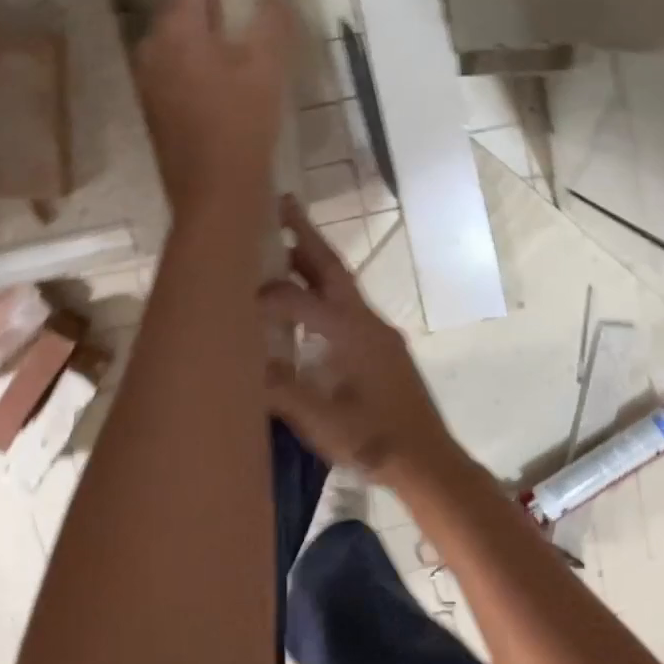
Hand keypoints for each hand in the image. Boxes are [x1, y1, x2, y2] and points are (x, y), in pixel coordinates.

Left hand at [135, 0, 293, 223]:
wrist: (215, 204)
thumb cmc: (240, 131)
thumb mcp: (266, 70)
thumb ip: (269, 22)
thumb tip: (266, 0)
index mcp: (174, 31)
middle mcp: (153, 49)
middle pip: (188, 4)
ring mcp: (153, 83)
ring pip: (189, 38)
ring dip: (217, 27)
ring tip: (252, 24)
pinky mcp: (162, 110)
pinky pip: (189, 66)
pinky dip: (212, 57)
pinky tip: (239, 71)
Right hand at [261, 196, 469, 488]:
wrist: (427, 460)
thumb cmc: (374, 440)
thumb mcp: (321, 421)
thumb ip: (281, 390)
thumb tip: (242, 363)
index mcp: (351, 331)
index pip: (302, 298)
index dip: (268, 293)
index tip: (236, 294)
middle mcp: (367, 322)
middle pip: (331, 268)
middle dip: (305, 235)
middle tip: (279, 203)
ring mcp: (378, 334)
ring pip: (342, 285)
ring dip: (315, 261)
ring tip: (285, 245)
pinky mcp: (382, 349)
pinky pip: (348, 305)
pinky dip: (324, 291)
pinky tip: (308, 308)